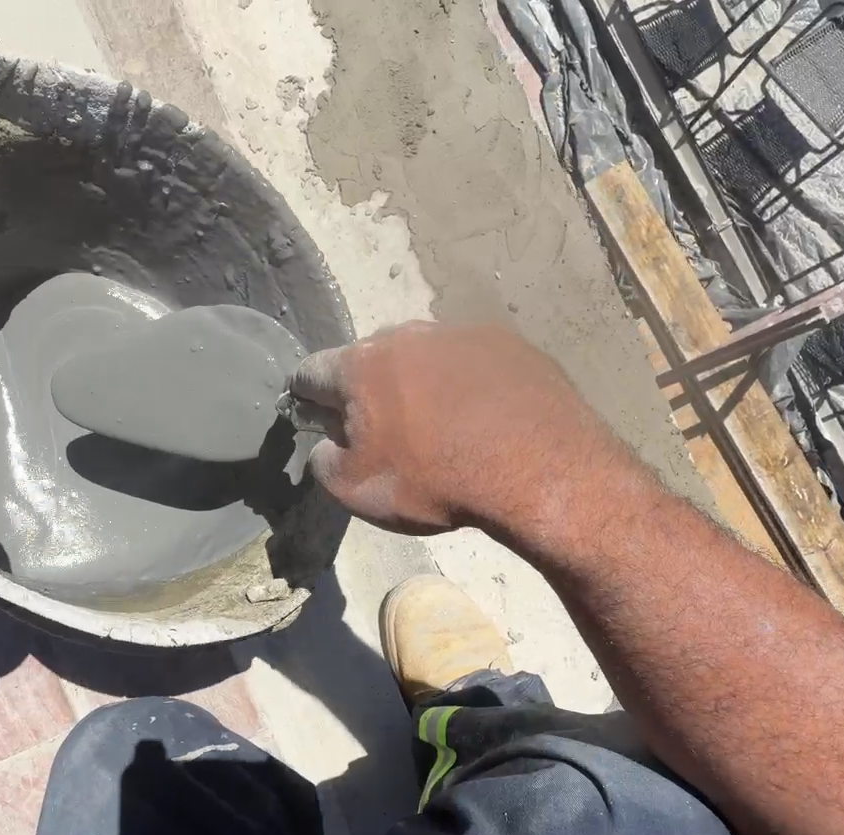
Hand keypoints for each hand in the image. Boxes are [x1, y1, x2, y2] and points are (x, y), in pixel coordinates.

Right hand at [290, 322, 620, 533]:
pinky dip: (463, 384)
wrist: (539, 469)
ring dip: (416, 383)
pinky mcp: (508, 342)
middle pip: (368, 359)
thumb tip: (326, 446)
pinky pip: (469, 361)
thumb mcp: (359, 492)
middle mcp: (406, 335)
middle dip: (365, 389)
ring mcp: (460, 332)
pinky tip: (480, 417)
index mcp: (360, 366)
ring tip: (435, 424)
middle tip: (380, 429)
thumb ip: (325, 463)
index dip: (304, 396)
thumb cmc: (436, 481)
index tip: (311, 415)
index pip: (311, 371)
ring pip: (421, 356)